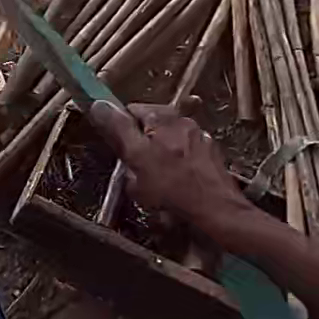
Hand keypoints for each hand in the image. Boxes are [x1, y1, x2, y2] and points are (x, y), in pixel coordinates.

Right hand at [84, 101, 264, 241]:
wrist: (221, 214)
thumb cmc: (175, 187)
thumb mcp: (136, 157)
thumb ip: (117, 128)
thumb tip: (98, 103)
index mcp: (164, 116)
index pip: (129, 112)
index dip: (121, 133)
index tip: (123, 154)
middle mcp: (184, 121)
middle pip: (148, 130)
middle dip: (140, 151)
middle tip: (139, 173)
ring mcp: (201, 140)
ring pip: (165, 147)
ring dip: (157, 163)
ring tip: (158, 187)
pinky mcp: (211, 159)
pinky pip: (183, 161)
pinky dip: (176, 172)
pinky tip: (176, 191)